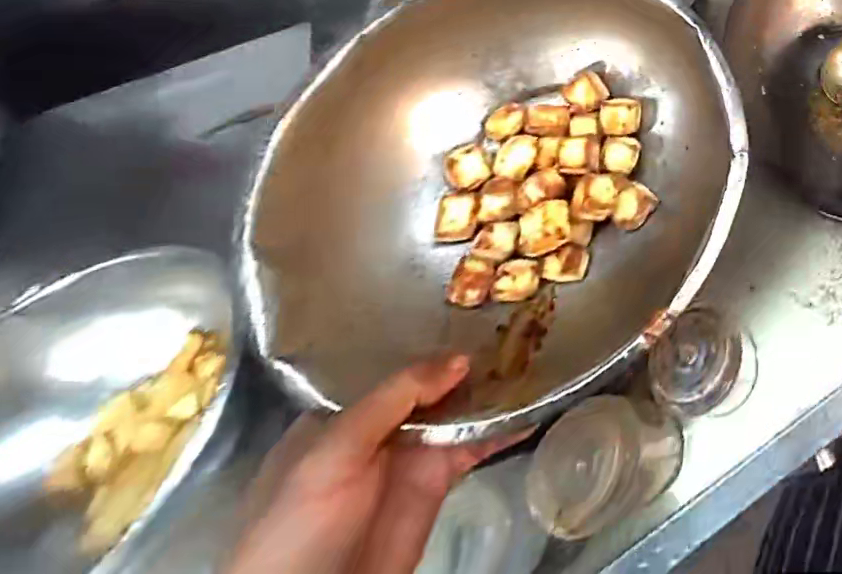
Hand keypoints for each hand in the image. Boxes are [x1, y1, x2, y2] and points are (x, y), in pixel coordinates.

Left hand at [225, 355, 527, 573]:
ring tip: (542, 361)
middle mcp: (381, 426)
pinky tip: (536, 409)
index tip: (481, 313)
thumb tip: (462, 357)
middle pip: (436, 382)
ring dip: (498, 389)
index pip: (394, 363)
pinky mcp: (439, 478)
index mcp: (343, 413)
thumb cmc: (300, 529)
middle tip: (526, 329)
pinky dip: (507, 427)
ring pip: (463, 408)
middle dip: (477, 359)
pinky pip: (478, 443)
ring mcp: (412, 453)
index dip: (434, 338)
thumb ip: (393, 400)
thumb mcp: (332, 456)